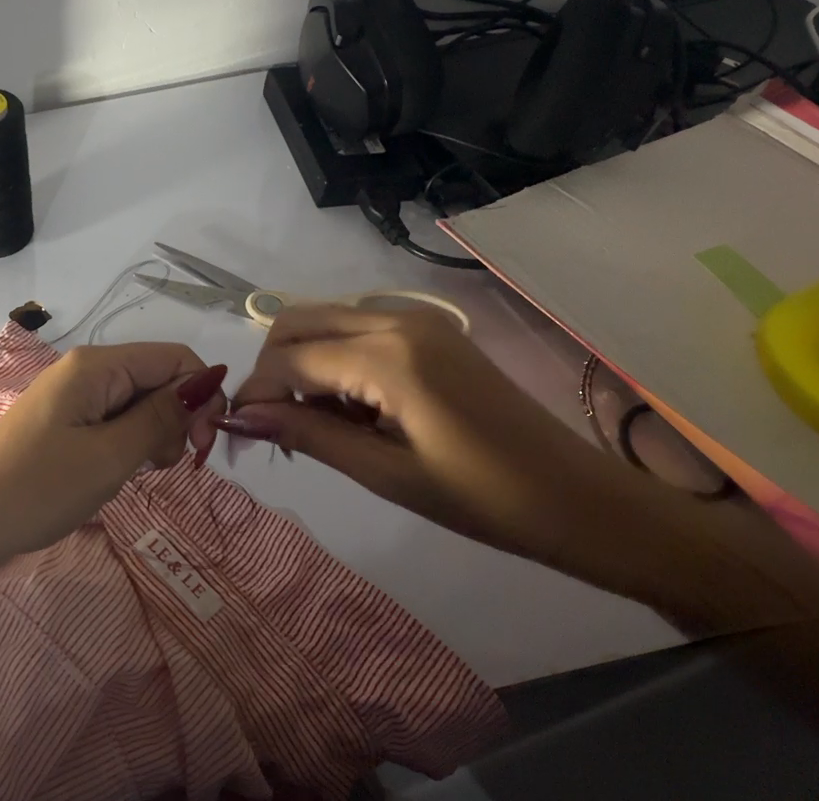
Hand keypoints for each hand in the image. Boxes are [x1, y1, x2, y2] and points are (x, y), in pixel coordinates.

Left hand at [0, 343, 227, 569]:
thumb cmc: (40, 488)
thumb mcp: (110, 456)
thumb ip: (163, 417)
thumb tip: (211, 380)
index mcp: (95, 365)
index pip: (174, 358)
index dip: (202, 395)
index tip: (204, 447)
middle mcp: (84, 370)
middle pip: (157, 378)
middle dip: (178, 418)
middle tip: (167, 467)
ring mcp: (70, 397)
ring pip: (138, 403)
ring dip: (154, 435)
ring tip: (139, 473)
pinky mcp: (63, 423)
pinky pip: (113, 421)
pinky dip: (129, 444)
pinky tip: (120, 472)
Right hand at [216, 303, 655, 572]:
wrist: (581, 499)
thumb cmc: (484, 499)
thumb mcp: (385, 474)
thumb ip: (306, 435)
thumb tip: (237, 419)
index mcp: (389, 356)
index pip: (289, 359)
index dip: (256, 394)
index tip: (242, 435)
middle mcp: (396, 320)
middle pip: (297, 321)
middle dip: (271, 370)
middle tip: (275, 427)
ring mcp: (417, 319)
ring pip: (323, 320)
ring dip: (301, 364)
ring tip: (314, 424)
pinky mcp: (431, 330)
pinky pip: (356, 329)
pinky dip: (333, 360)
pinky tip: (351, 409)